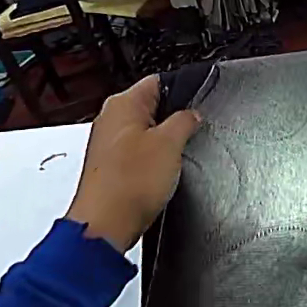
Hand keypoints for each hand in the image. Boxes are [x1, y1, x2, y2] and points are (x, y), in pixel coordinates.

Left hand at [63, 75, 200, 250]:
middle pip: (153, 106)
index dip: (183, 90)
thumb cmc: (129, 184)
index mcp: (122, 105)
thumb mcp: (171, 143)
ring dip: (165, 140)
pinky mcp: (112, 165)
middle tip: (191, 132)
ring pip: (148, 130)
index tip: (199, 102)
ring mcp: (110, 143)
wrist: (107, 224)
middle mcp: (111, 119)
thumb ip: (185, 120)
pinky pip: (141, 151)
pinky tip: (164, 170)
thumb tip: (191, 114)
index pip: (158, 82)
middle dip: (175, 117)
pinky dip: (155, 157)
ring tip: (177, 153)